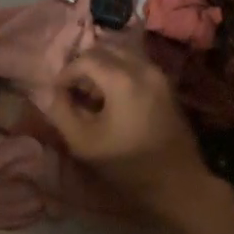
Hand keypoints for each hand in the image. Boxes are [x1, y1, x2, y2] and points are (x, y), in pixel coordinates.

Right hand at [44, 39, 216, 223]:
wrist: (179, 184)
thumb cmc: (127, 165)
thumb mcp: (83, 143)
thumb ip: (62, 112)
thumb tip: (55, 92)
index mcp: (122, 80)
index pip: (85, 59)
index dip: (66, 73)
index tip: (58, 93)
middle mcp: (143, 68)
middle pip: (105, 48)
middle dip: (84, 65)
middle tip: (74, 89)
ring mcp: (159, 74)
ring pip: (122, 53)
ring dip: (103, 66)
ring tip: (93, 93)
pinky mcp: (166, 84)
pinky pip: (136, 64)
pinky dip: (119, 71)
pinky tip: (113, 97)